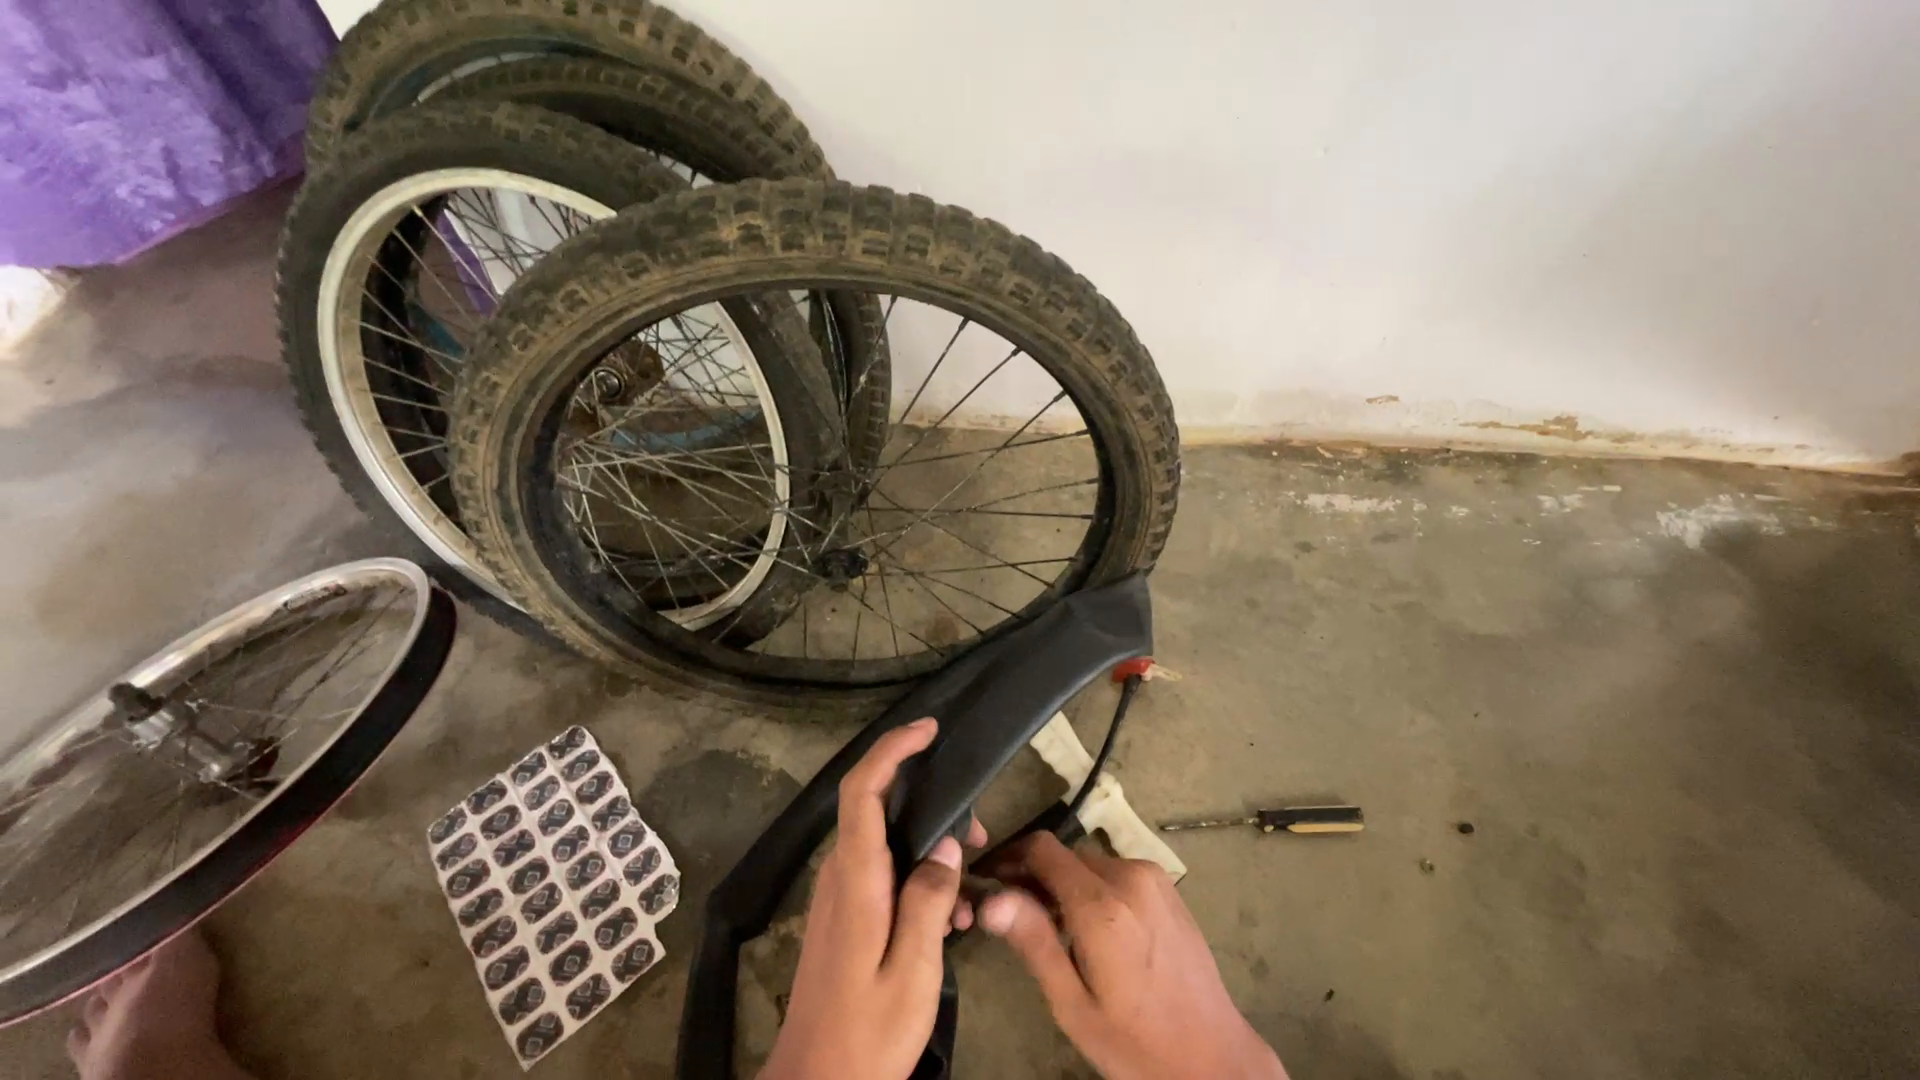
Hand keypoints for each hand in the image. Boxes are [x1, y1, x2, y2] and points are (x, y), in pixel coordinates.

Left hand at [761, 718, 986, 1079]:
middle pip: (881, 808)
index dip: (891, 750)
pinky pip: (886, 874)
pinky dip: (920, 879)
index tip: (928, 729)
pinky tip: (953, 915)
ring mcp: (840, 894)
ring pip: (889, 842)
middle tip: (980, 836)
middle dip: (932, 804)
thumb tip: (946, 844)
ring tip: (972, 885)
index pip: (863, 791)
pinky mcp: (845, 914)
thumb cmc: (867, 1030)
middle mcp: (841, 874)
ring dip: (932, 848)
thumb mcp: (913, 970)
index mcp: (856, 879)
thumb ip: (930, 900)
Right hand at [979, 833, 1286, 1079]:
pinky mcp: (1169, 887)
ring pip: (1091, 863)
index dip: (1011, 858)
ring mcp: (1154, 879)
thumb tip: (990, 900)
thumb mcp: (1073, 1004)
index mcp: (1102, 905)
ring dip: (1068, 883)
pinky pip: (1118, 872)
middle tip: (1018, 914)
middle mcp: (1129, 877)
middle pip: (1066, 856)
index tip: (992, 881)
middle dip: (1037, 876)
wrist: (1214, 1055)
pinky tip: (1095, 927)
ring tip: (1056, 927)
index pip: (1042, 849)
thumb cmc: (1135, 1041)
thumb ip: (1034, 943)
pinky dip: (1097, 887)